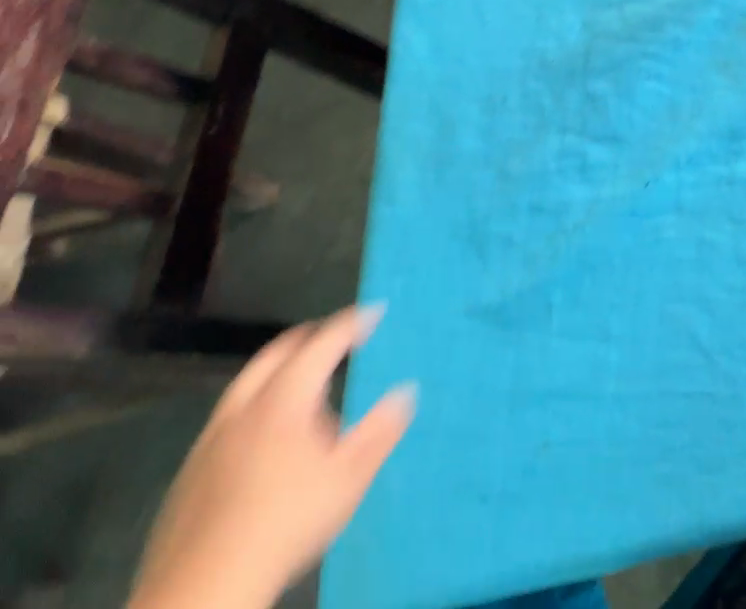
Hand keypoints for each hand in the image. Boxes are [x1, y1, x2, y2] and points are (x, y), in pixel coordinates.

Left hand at [129, 305, 415, 608]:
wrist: (205, 583)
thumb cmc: (290, 519)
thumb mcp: (352, 474)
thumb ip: (381, 428)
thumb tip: (406, 390)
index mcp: (283, 404)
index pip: (320, 347)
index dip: (349, 325)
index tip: (374, 312)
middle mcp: (241, 412)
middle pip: (272, 356)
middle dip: (308, 338)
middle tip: (338, 335)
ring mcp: (210, 440)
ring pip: (245, 386)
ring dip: (279, 370)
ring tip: (306, 379)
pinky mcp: (192, 469)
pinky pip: (229, 416)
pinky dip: (258, 402)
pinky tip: (269, 432)